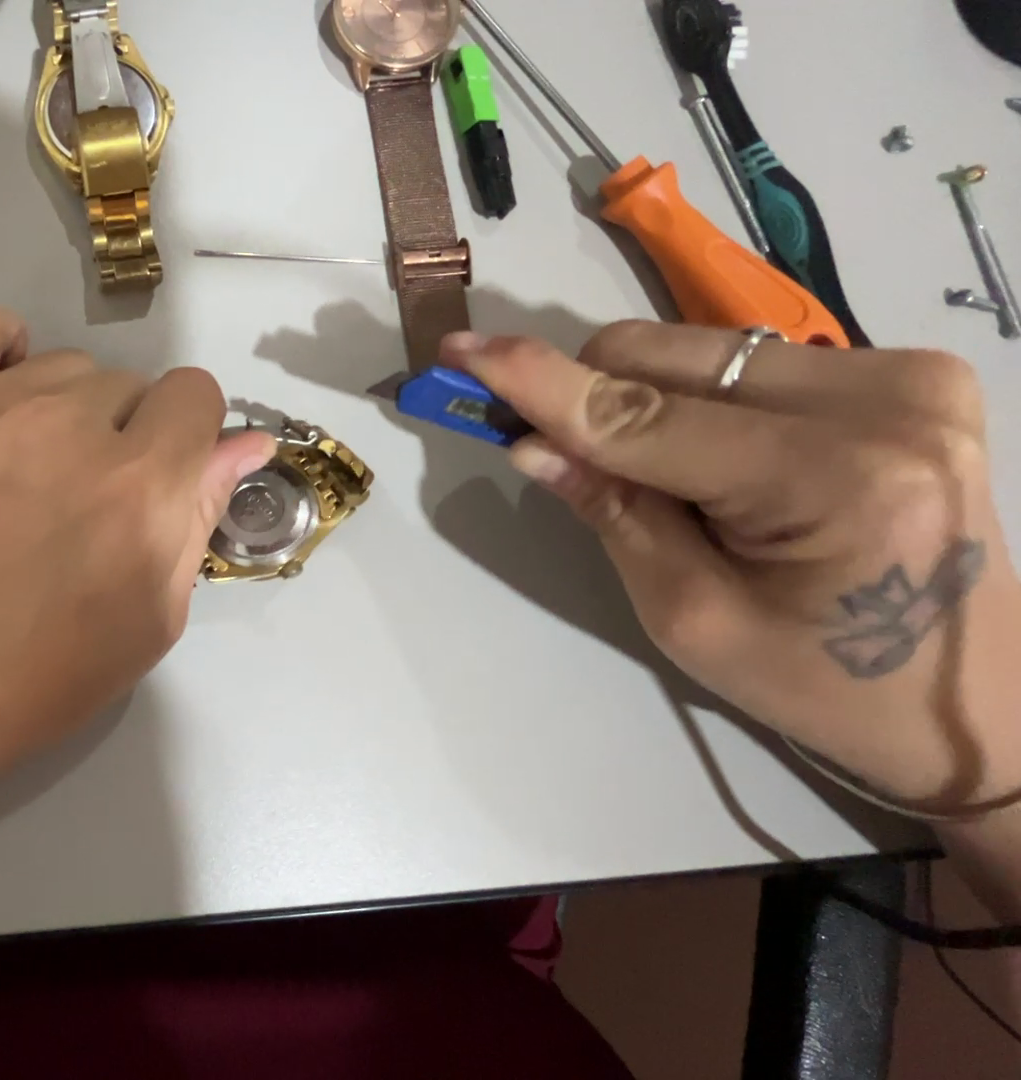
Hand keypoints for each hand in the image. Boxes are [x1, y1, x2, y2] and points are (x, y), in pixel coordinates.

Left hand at [0, 304, 273, 770]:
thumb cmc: (55, 668)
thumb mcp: (158, 612)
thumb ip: (202, 512)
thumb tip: (246, 441)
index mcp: (139, 485)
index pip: (195, 395)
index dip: (188, 439)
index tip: (162, 478)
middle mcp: (71, 428)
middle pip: (133, 383)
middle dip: (129, 435)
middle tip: (89, 497)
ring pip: (68, 367)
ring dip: (70, 409)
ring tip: (38, 470)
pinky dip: (3, 350)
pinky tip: (6, 395)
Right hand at [450, 321, 1020, 810]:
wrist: (978, 698)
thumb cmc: (822, 681)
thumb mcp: (688, 615)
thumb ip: (612, 512)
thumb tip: (530, 444)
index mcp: (833, 478)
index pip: (641, 415)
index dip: (537, 383)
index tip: (459, 353)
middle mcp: (880, 398)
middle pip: (661, 356)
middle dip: (582, 397)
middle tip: (544, 450)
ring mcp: (899, 375)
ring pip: (690, 350)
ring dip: (632, 403)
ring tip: (651, 478)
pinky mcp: (899, 373)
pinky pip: (734, 363)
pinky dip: (683, 403)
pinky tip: (702, 462)